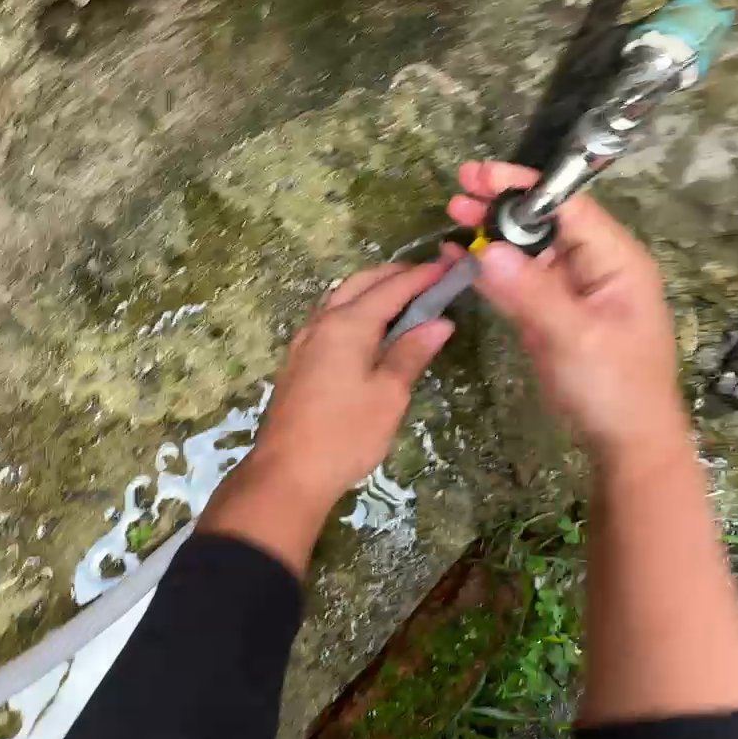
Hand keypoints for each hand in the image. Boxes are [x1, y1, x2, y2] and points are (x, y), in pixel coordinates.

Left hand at [199, 261, 456, 573]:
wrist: (287, 472)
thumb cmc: (346, 434)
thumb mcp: (389, 395)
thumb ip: (412, 353)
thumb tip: (440, 322)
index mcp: (348, 325)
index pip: (391, 289)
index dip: (422, 276)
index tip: (450, 266)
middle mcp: (322, 322)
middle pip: (362, 284)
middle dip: (395, 275)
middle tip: (429, 277)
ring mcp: (305, 340)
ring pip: (341, 297)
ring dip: (372, 289)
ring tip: (403, 297)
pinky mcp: (299, 359)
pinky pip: (329, 316)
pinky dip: (354, 308)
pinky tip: (368, 326)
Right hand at [447, 161, 688, 472]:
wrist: (626, 444)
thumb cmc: (614, 387)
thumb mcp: (575, 337)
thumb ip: (531, 291)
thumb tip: (485, 249)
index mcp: (614, 261)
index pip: (568, 207)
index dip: (525, 187)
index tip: (480, 176)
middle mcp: (593, 268)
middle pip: (545, 223)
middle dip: (503, 205)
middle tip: (458, 189)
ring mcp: (571, 292)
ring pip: (527, 251)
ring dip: (492, 234)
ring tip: (452, 216)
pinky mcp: (551, 315)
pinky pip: (518, 283)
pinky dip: (490, 270)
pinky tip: (459, 260)